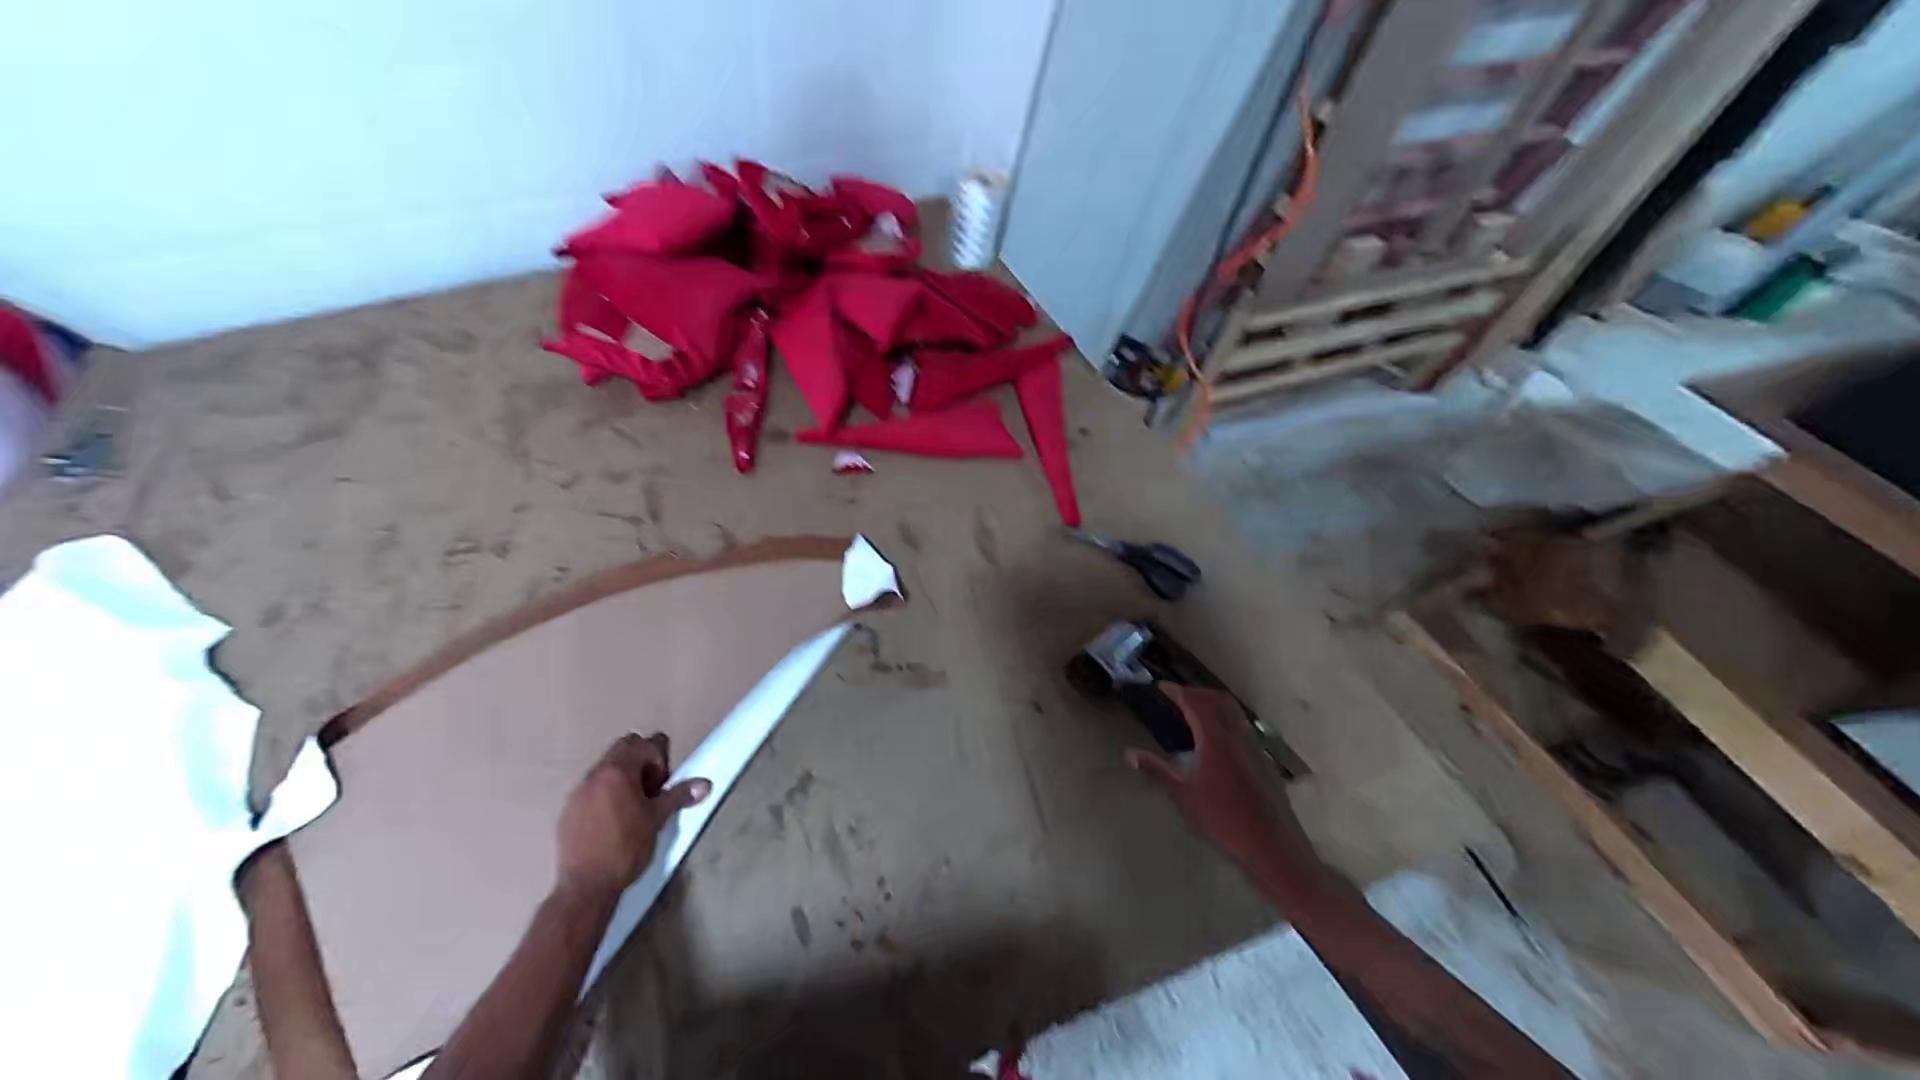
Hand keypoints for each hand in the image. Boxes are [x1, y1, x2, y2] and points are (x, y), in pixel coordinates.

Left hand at [556, 733, 710, 899]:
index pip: (645, 743)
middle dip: (642, 761)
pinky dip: (607, 794)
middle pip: (624, 747)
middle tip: (651, 790)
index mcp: (617, 770)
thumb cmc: (626, 847)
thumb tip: (705, 784)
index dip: (660, 760)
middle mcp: (595, 774)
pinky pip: (592, 788)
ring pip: (606, 767)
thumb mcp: (657, 819)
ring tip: (634, 808)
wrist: (585, 887)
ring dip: (624, 777)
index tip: (662, 786)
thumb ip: (680, 795)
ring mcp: (578, 792)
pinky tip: (613, 822)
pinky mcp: (568, 810)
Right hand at [1127, 685, 1328, 903]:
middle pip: (1216, 699)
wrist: (1267, 842)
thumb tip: (1130, 754)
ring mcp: (1252, 746)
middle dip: (1195, 692)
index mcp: (1214, 739)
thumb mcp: (1182, 794)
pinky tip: (1216, 738)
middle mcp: (1235, 735)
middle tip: (1177, 697)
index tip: (1161, 688)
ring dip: (1212, 703)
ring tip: (1195, 712)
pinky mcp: (1261, 759)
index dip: (1176, 691)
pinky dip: (1224, 718)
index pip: (1194, 703)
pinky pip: (1240, 725)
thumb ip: (1156, 770)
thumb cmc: (1221, 818)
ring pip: (1232, 711)